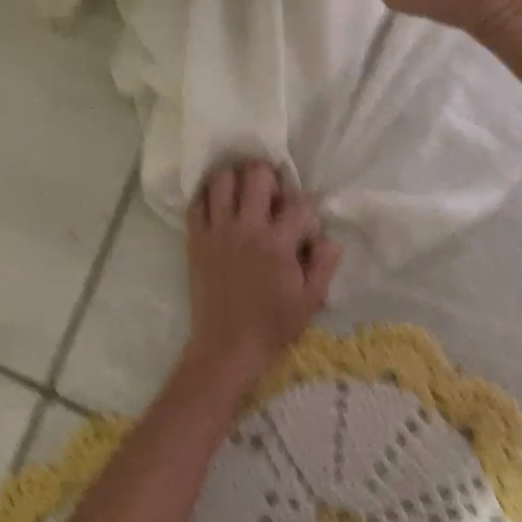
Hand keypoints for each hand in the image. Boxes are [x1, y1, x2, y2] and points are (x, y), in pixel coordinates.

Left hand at [183, 161, 342, 385]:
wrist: (227, 347)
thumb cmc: (273, 326)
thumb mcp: (312, 299)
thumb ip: (325, 262)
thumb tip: (326, 237)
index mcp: (278, 243)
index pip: (299, 203)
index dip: (307, 213)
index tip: (303, 232)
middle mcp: (246, 229)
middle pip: (256, 173)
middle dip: (271, 179)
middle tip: (272, 202)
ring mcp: (216, 231)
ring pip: (221, 179)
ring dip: (237, 182)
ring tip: (244, 201)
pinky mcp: (195, 240)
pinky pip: (197, 202)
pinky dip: (209, 199)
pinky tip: (221, 213)